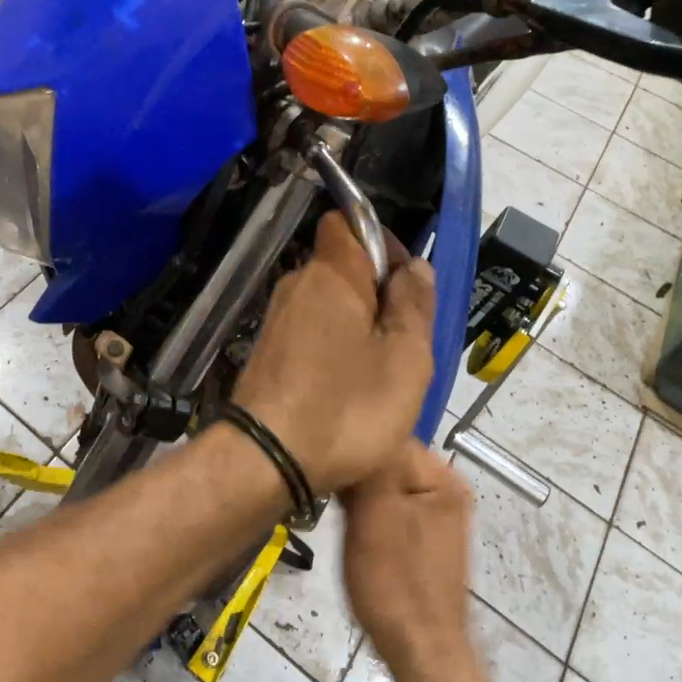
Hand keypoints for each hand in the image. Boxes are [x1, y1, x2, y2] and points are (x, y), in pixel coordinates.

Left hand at [231, 211, 435, 491]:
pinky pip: (312, 332)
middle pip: (343, 268)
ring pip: (329, 304)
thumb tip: (415, 266)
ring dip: (359, 326)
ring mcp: (277, 319)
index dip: (381, 240)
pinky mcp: (268, 351)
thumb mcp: (404, 360)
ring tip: (384, 372)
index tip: (407, 279)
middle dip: (378, 293)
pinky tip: (351, 389)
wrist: (266, 459)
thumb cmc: (347, 407)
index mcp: (331, 274)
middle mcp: (297, 285)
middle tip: (407, 338)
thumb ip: (413, 306)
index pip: (348, 222)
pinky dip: (336, 348)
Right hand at [342, 441, 482, 681]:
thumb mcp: (373, 512)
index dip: (351, 446)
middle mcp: (445, 487)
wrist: (418, 650)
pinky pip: (387, 505)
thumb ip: (366, 465)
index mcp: (442, 475)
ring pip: (381, 483)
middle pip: (384, 459)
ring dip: (356, 493)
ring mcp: (435, 513)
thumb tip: (346, 425)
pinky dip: (366, 511)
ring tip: (333, 504)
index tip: (321, 457)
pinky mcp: (422, 536)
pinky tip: (351, 524)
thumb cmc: (395, 580)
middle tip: (324, 484)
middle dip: (354, 471)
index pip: (386, 436)